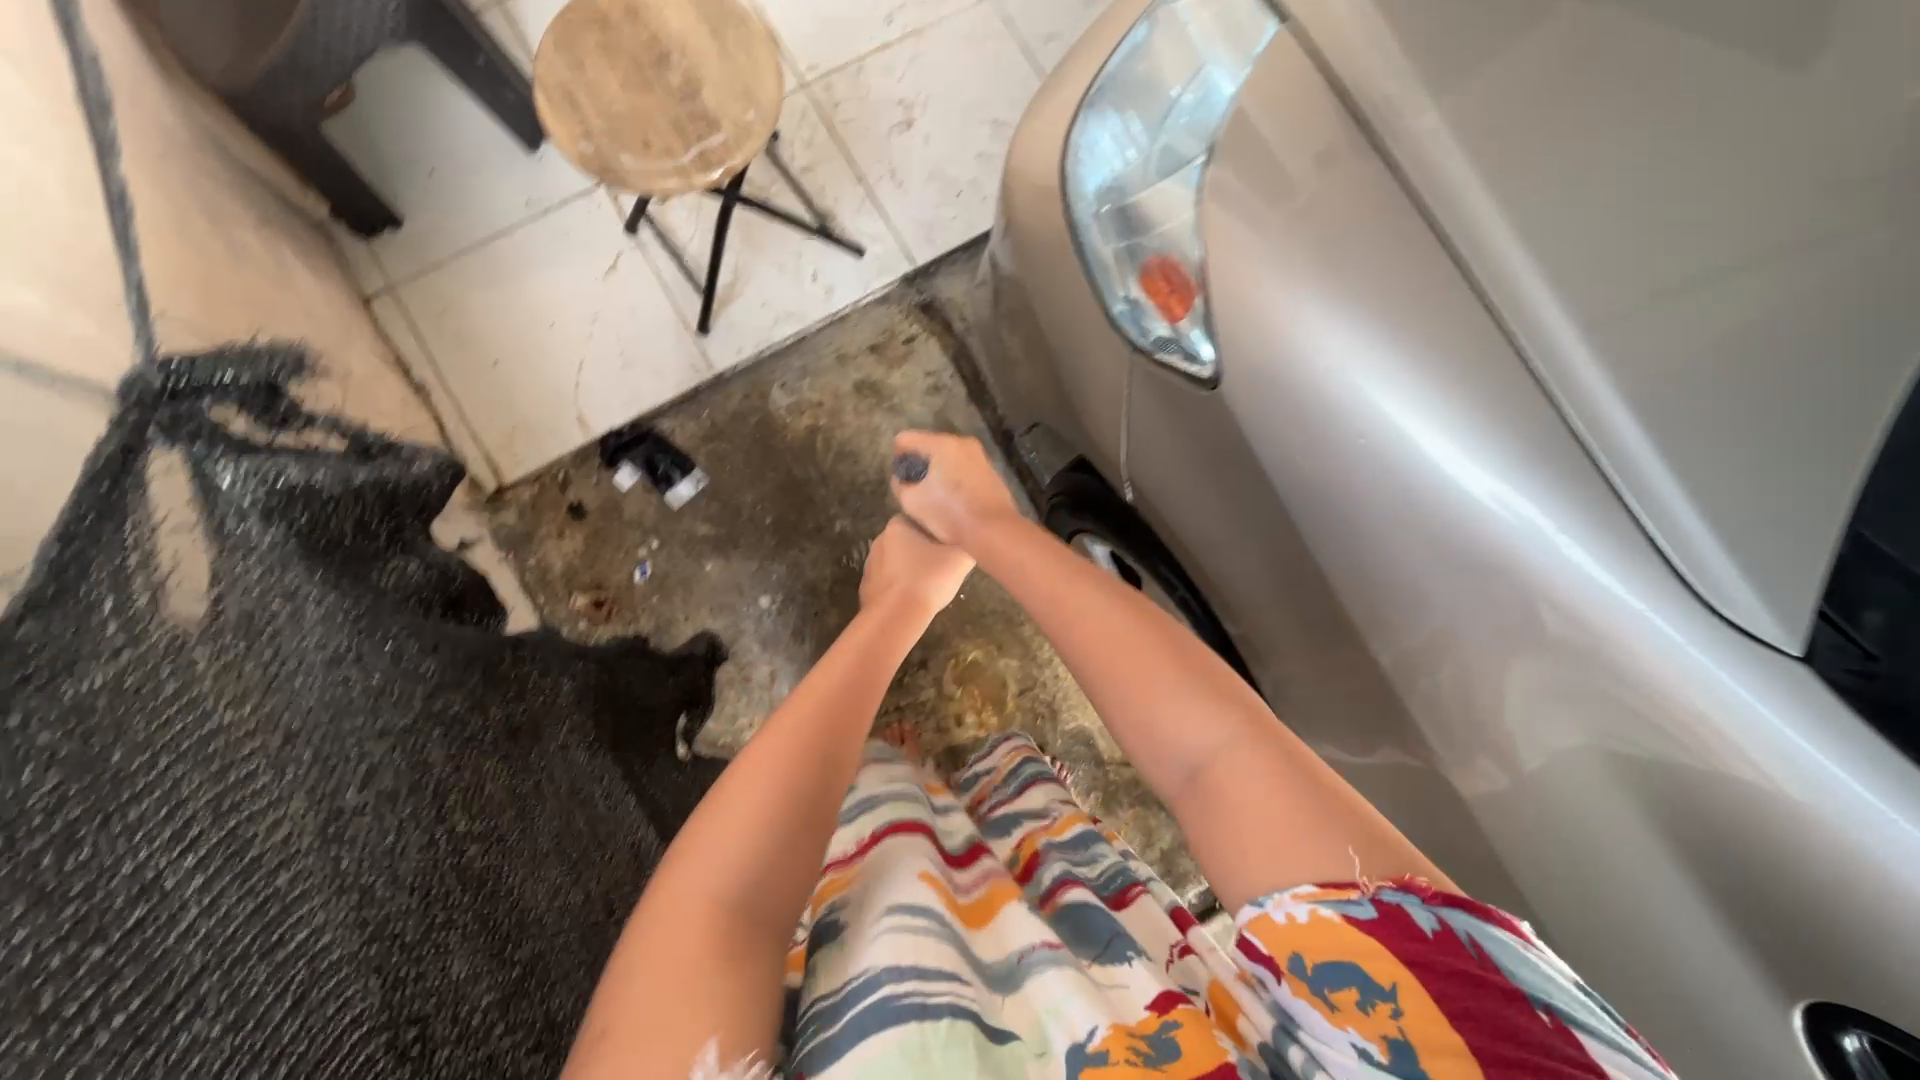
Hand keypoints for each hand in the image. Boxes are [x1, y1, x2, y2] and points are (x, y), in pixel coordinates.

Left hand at [860, 516, 974, 619]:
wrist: (898, 617)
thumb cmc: (929, 579)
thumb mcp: (960, 558)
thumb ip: (966, 544)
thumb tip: (969, 541)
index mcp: (897, 526)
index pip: (918, 519)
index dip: (934, 530)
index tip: (947, 544)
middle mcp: (879, 540)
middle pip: (906, 541)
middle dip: (922, 550)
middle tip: (941, 565)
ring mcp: (870, 566)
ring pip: (896, 562)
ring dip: (910, 569)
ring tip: (928, 584)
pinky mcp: (867, 588)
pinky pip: (888, 583)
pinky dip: (899, 587)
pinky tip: (912, 598)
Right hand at [890, 432, 1019, 548]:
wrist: (994, 531)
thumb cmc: (950, 513)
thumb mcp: (912, 502)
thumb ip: (900, 485)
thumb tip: (902, 479)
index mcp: (942, 444)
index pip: (906, 438)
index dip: (896, 456)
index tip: (899, 478)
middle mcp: (963, 443)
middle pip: (929, 445)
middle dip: (919, 464)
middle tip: (914, 488)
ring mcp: (980, 456)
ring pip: (948, 457)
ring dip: (937, 471)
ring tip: (933, 495)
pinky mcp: (991, 472)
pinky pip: (963, 468)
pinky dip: (954, 478)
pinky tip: (952, 499)